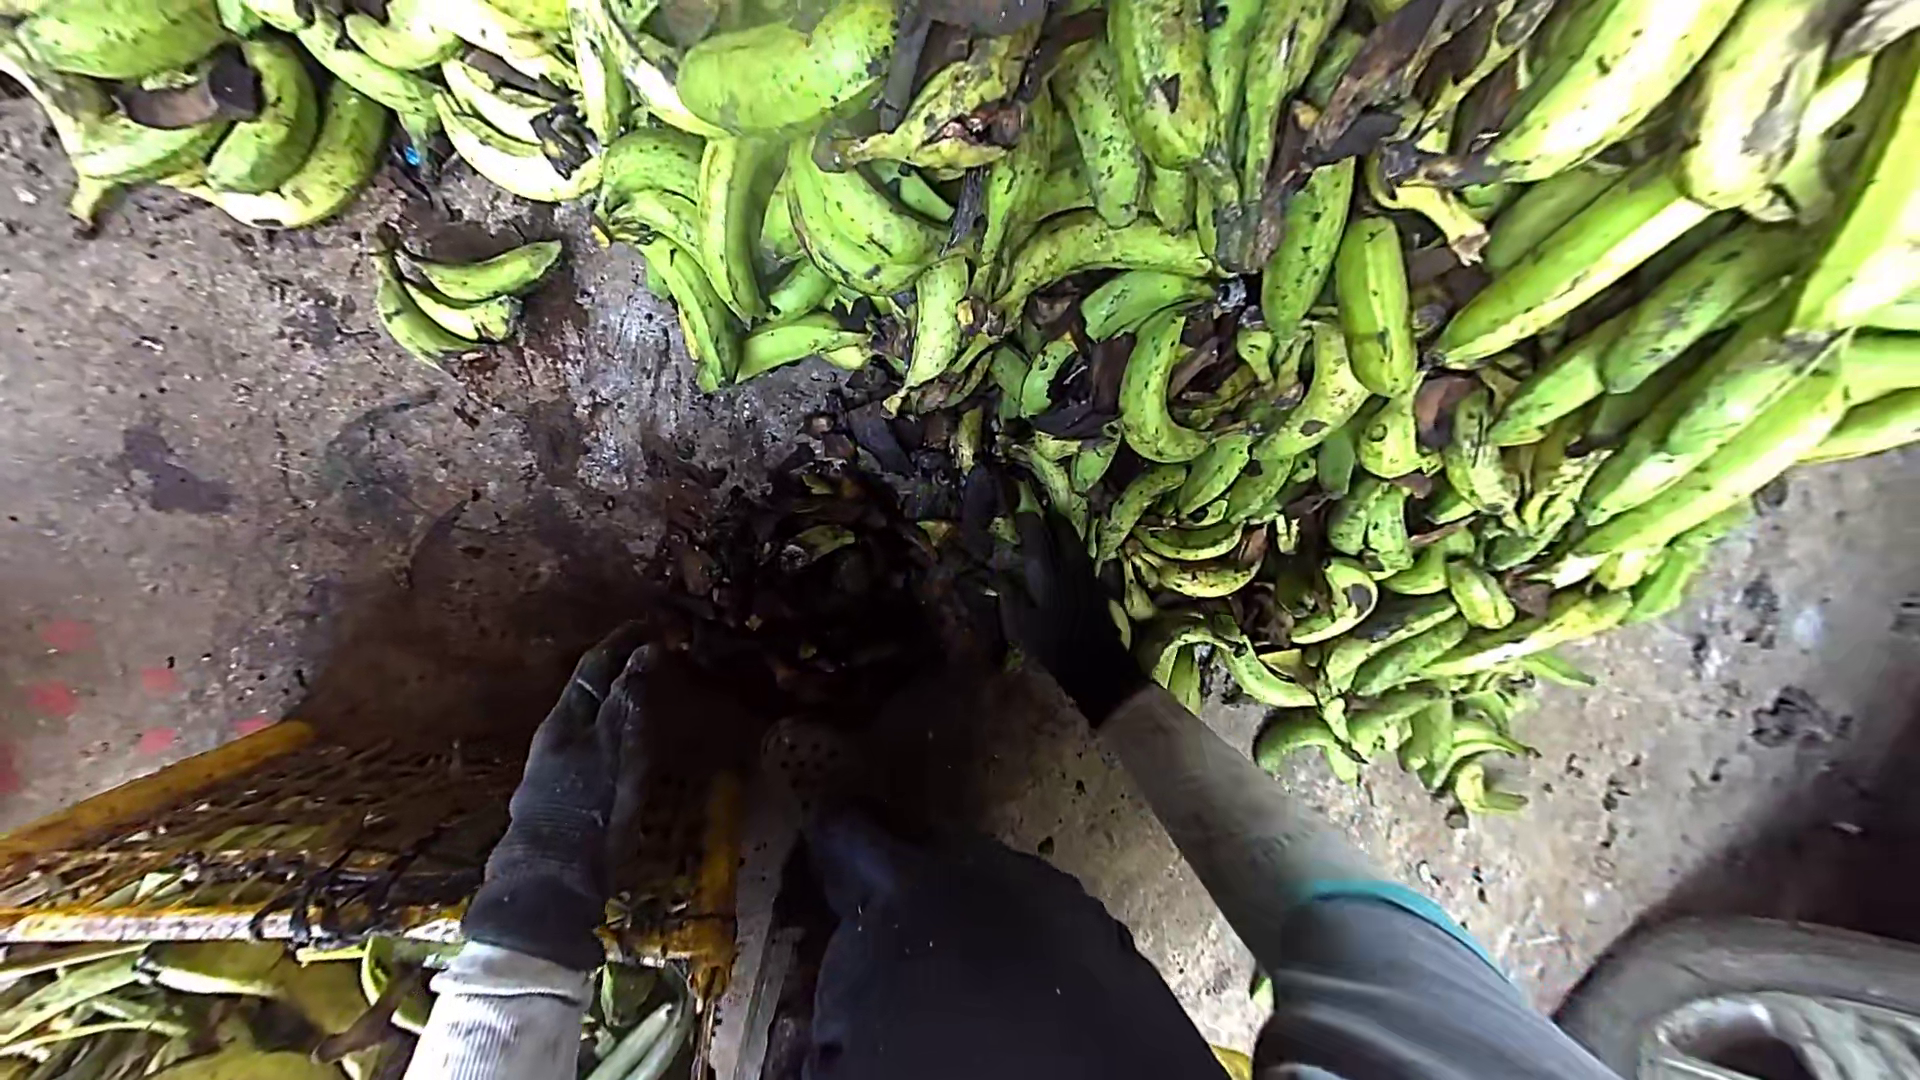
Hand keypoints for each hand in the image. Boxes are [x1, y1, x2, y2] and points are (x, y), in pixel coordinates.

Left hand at [464, 623, 651, 970]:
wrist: (552, 883)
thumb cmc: (586, 811)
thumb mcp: (616, 750)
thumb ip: (629, 701)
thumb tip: (647, 651)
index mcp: (566, 719)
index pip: (595, 665)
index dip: (622, 641)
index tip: (651, 623)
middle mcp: (559, 734)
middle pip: (592, 686)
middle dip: (622, 662)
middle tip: (657, 648)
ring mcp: (561, 762)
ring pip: (594, 711)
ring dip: (621, 690)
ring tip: (651, 679)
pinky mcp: (571, 786)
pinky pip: (600, 736)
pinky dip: (620, 719)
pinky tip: (634, 727)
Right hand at [998, 511, 1147, 725]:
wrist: (1095, 666)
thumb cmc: (1051, 646)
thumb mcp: (1019, 624)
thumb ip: (1009, 595)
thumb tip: (998, 573)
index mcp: (1046, 574)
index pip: (1036, 537)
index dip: (1028, 519)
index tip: (1021, 505)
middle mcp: (1071, 569)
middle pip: (1064, 536)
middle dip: (1054, 520)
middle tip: (1045, 511)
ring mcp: (1092, 579)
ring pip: (1083, 548)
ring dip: (1073, 535)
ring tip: (1065, 526)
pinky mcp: (1107, 593)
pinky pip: (1107, 569)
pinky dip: (1103, 561)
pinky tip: (1106, 558)